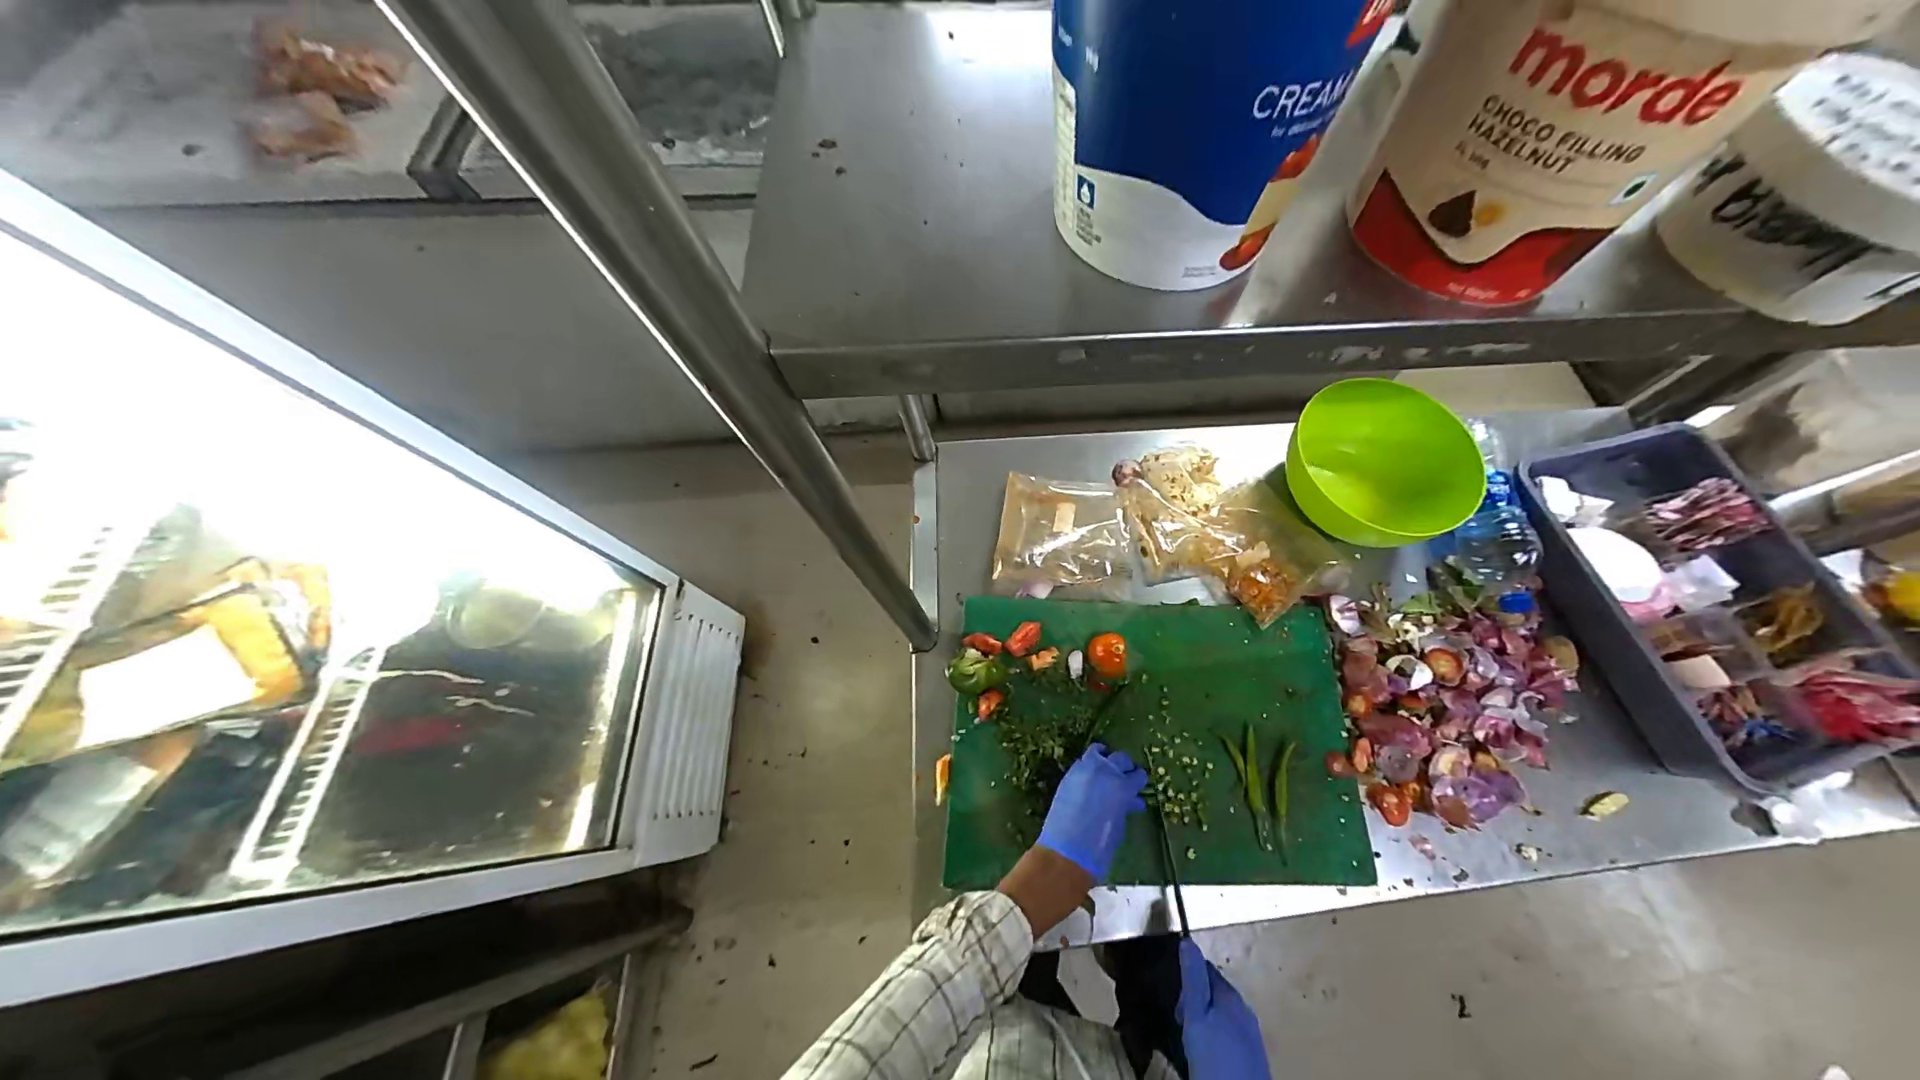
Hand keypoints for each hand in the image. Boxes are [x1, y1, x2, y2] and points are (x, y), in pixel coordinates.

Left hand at [1036, 742, 1146, 880]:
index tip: (1140, 782)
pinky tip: (1090, 771)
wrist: (1068, 850)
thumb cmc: (1101, 844)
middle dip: (1125, 765)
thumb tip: (1131, 801)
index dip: (1140, 779)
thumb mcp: (1120, 824)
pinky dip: (1088, 764)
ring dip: (1104, 756)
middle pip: (1120, 758)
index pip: (1137, 776)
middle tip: (1126, 773)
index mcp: (1123, 787)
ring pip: (1097, 752)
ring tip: (1107, 762)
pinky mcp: (1068, 774)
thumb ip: (1125, 806)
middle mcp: (1105, 772)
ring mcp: (1084, 770)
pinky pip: (1081, 762)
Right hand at [1178, 938, 1271, 1079]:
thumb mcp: (1195, 1017)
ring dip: (1205, 1017)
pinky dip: (1216, 1035)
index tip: (1174, 998)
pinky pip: (1231, 1032)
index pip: (1205, 967)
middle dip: (1194, 998)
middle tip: (1180, 1022)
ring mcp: (1252, 1033)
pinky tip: (1209, 1053)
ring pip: (1223, 1012)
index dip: (1186, 977)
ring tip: (1191, 1039)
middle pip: (1214, 989)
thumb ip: (1193, 980)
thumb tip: (1188, 941)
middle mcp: (1244, 1009)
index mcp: (1230, 996)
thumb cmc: (1213, 1058)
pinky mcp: (1254, 1054)